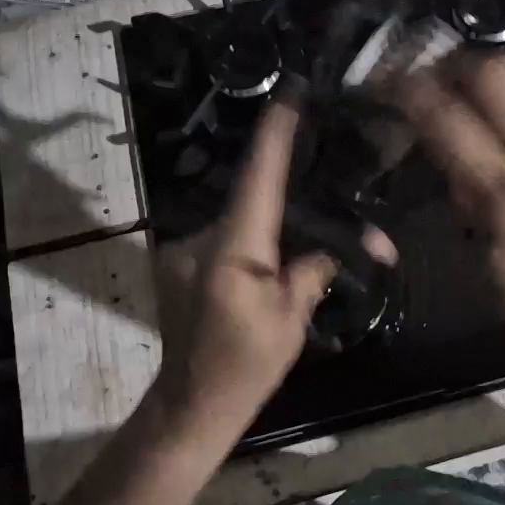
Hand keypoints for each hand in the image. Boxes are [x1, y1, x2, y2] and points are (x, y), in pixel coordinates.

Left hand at [154, 87, 377, 422]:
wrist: (190, 404)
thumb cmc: (245, 368)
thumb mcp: (289, 323)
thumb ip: (307, 275)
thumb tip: (323, 253)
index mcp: (232, 250)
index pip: (258, 181)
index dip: (273, 138)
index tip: (287, 99)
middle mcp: (201, 239)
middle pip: (252, 205)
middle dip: (289, 211)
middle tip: (323, 223)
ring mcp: (185, 252)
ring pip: (239, 228)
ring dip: (267, 239)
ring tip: (292, 271)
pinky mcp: (180, 267)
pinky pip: (224, 246)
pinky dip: (248, 253)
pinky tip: (262, 282)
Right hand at [393, 51, 504, 355]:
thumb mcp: (465, 239)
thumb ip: (446, 176)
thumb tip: (416, 129)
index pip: (450, 118)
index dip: (411, 92)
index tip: (384, 83)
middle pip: (496, 71)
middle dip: (452, 67)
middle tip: (427, 82)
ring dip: (486, 65)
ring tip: (461, 85)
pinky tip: (498, 97)